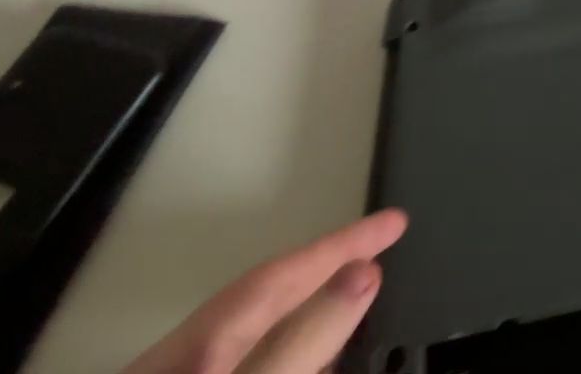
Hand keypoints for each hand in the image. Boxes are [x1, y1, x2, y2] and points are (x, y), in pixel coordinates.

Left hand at [122, 208, 407, 373]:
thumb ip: (303, 337)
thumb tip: (364, 271)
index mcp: (196, 350)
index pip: (278, 277)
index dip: (340, 243)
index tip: (396, 220)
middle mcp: (185, 361)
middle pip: (262, 302)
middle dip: (327, 266)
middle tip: (384, 241)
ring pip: (255, 335)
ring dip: (310, 310)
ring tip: (358, 290)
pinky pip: (254, 359)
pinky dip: (292, 347)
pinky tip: (312, 358)